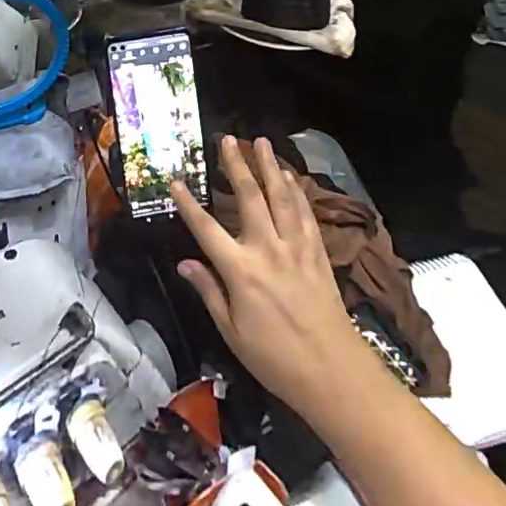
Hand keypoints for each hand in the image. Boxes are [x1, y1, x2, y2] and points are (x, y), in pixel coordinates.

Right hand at [172, 136, 380, 418]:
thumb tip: (185, 263)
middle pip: (249, 197)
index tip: (176, 181)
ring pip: (280, 195)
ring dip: (270, 166)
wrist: (329, 366)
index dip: (189, 204)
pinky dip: (296, 190)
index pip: (207, 229)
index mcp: (240, 271)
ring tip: (261, 142)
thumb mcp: (231, 331)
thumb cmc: (273, 356)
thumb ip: (208, 292)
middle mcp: (268, 248)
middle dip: (237, 165)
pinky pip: (304, 211)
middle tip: (228, 140)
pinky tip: (290, 176)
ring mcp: (296, 245)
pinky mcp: (317, 249)